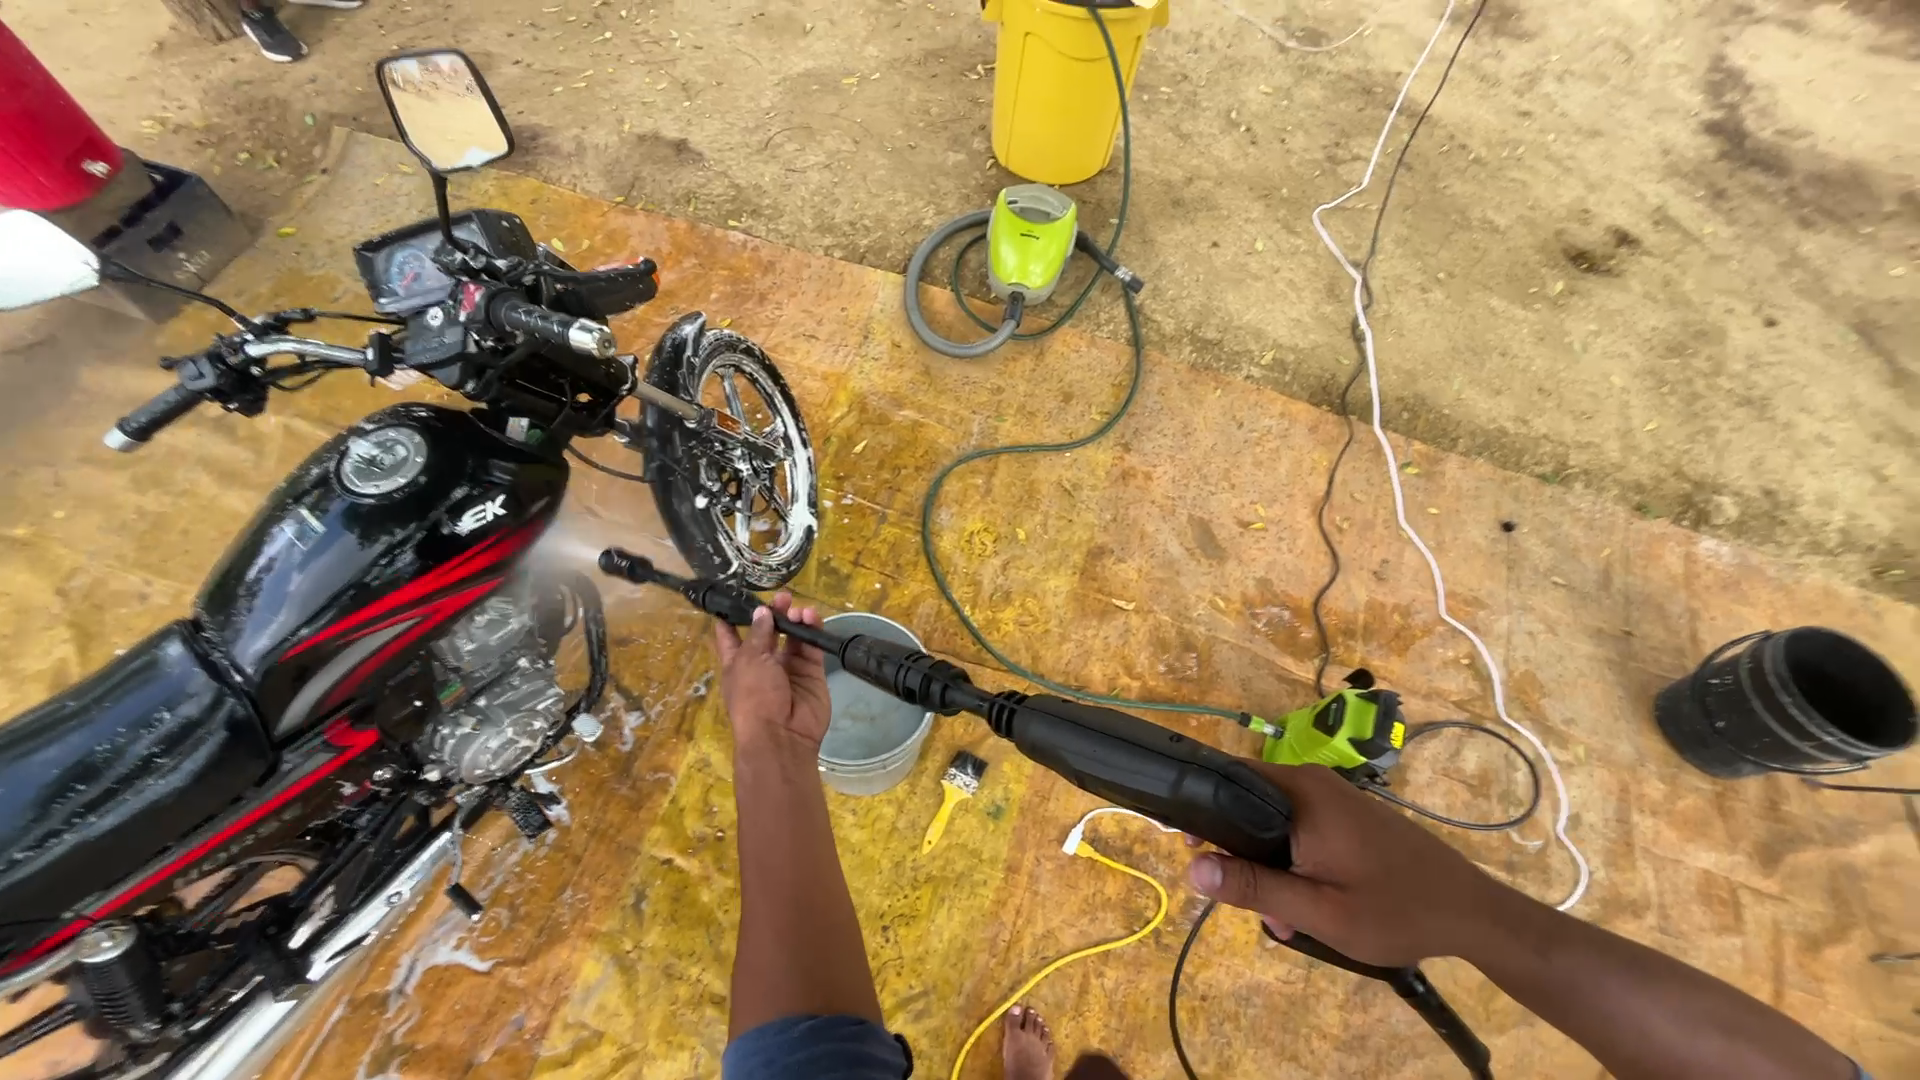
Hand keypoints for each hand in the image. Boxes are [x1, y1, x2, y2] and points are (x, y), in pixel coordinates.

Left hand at [712, 592, 830, 756]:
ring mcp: (789, 668)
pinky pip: (812, 646)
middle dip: (774, 612)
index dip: (731, 617)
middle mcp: (763, 664)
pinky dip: (812, 629)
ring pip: (792, 636)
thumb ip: (759, 634)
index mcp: (738, 663)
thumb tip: (763, 612)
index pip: (730, 635)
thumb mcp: (748, 661)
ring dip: (795, 619)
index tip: (734, 596)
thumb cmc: (754, 697)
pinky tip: (811, 617)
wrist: (782, 735)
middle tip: (783, 597)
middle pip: (768, 631)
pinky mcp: (812, 671)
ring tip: (799, 610)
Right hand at [1185, 761, 1510, 966]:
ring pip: (1272, 822)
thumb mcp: (1318, 909)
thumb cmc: (1396, 910)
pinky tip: (1308, 904)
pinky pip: (1297, 829)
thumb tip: (1191, 868)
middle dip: (1242, 856)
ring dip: (1269, 867)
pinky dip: (1292, 862)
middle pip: (1247, 804)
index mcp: (1301, 791)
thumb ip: (1253, 886)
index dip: (1202, 814)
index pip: (1227, 779)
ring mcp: (1330, 796)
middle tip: (1255, 905)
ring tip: (1286, 919)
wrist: (1474, 915)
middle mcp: (1311, 781)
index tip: (1193, 852)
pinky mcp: (1343, 814)